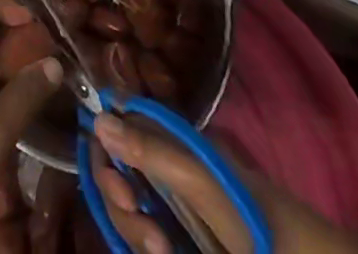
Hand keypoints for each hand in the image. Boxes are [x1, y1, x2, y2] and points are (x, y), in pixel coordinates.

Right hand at [90, 114, 357, 253]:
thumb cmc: (258, 221)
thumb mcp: (204, 186)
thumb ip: (153, 152)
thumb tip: (99, 118)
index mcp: (174, 142)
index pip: (118, 129)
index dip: (104, 151)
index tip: (116, 185)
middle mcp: (167, 167)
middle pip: (116, 173)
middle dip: (120, 203)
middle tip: (150, 235)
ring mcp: (173, 206)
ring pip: (126, 210)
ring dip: (133, 231)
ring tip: (164, 251)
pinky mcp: (175, 236)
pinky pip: (141, 235)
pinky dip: (143, 244)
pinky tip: (165, 253)